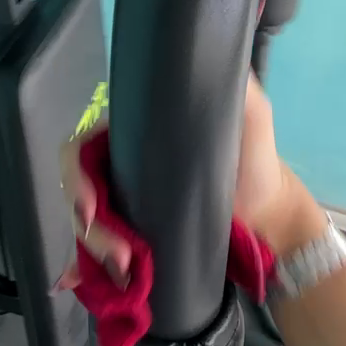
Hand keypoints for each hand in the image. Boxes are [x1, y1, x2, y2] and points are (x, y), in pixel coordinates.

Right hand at [57, 75, 318, 289]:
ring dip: (93, 250)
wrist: (269, 219)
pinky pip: (92, 250)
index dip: (77, 177)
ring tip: (126, 271)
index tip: (93, 208)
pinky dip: (82, 266)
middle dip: (87, 224)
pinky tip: (75, 281)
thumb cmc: (256, 164)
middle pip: (76, 190)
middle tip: (120, 255)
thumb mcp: (249, 116)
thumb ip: (235, 87)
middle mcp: (118, 167)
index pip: (83, 148)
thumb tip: (212, 64)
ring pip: (83, 222)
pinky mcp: (130, 238)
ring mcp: (122, 204)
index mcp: (131, 136)